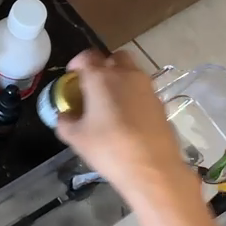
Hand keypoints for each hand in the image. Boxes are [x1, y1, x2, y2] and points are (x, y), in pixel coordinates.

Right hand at [55, 50, 193, 201]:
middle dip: (103, 66)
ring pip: (132, 72)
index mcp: (101, 78)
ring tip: (111, 102)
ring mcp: (147, 87)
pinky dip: (133, 95)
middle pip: (114, 57)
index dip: (77, 63)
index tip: (72, 76)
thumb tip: (65, 115)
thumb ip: (65, 121)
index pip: (86, 56)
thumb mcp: (76, 138)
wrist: (152, 169)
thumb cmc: (109, 149)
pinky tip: (128, 117)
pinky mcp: (160, 102)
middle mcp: (126, 75)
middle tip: (93, 86)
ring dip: (120, 79)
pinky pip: (143, 90)